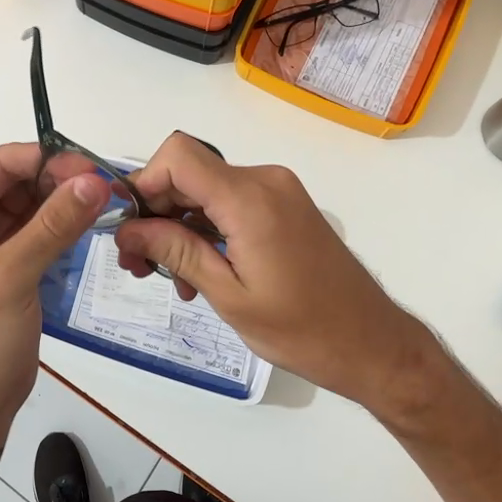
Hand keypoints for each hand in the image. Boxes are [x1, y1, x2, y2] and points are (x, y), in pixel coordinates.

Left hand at [0, 143, 107, 456]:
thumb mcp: (12, 278)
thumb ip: (53, 225)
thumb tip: (95, 180)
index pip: (1, 164)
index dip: (48, 159)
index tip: (94, 170)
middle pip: (19, 181)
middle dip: (62, 181)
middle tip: (110, 190)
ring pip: (33, 205)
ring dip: (67, 203)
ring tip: (110, 206)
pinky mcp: (10, 266)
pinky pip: (40, 232)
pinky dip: (65, 228)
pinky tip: (94, 229)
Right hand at [112, 133, 438, 416]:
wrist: (374, 345)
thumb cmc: (302, 330)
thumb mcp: (229, 295)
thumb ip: (176, 252)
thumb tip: (127, 230)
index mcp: (250, 199)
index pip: (179, 156)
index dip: (145, 182)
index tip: (131, 227)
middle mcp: (264, 181)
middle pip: (188, 173)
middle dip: (156, 213)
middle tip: (139, 265)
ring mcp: (277, 191)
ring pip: (205, 191)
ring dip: (179, 227)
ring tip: (170, 278)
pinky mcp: (284, 206)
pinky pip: (229, 203)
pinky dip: (206, 229)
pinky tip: (199, 272)